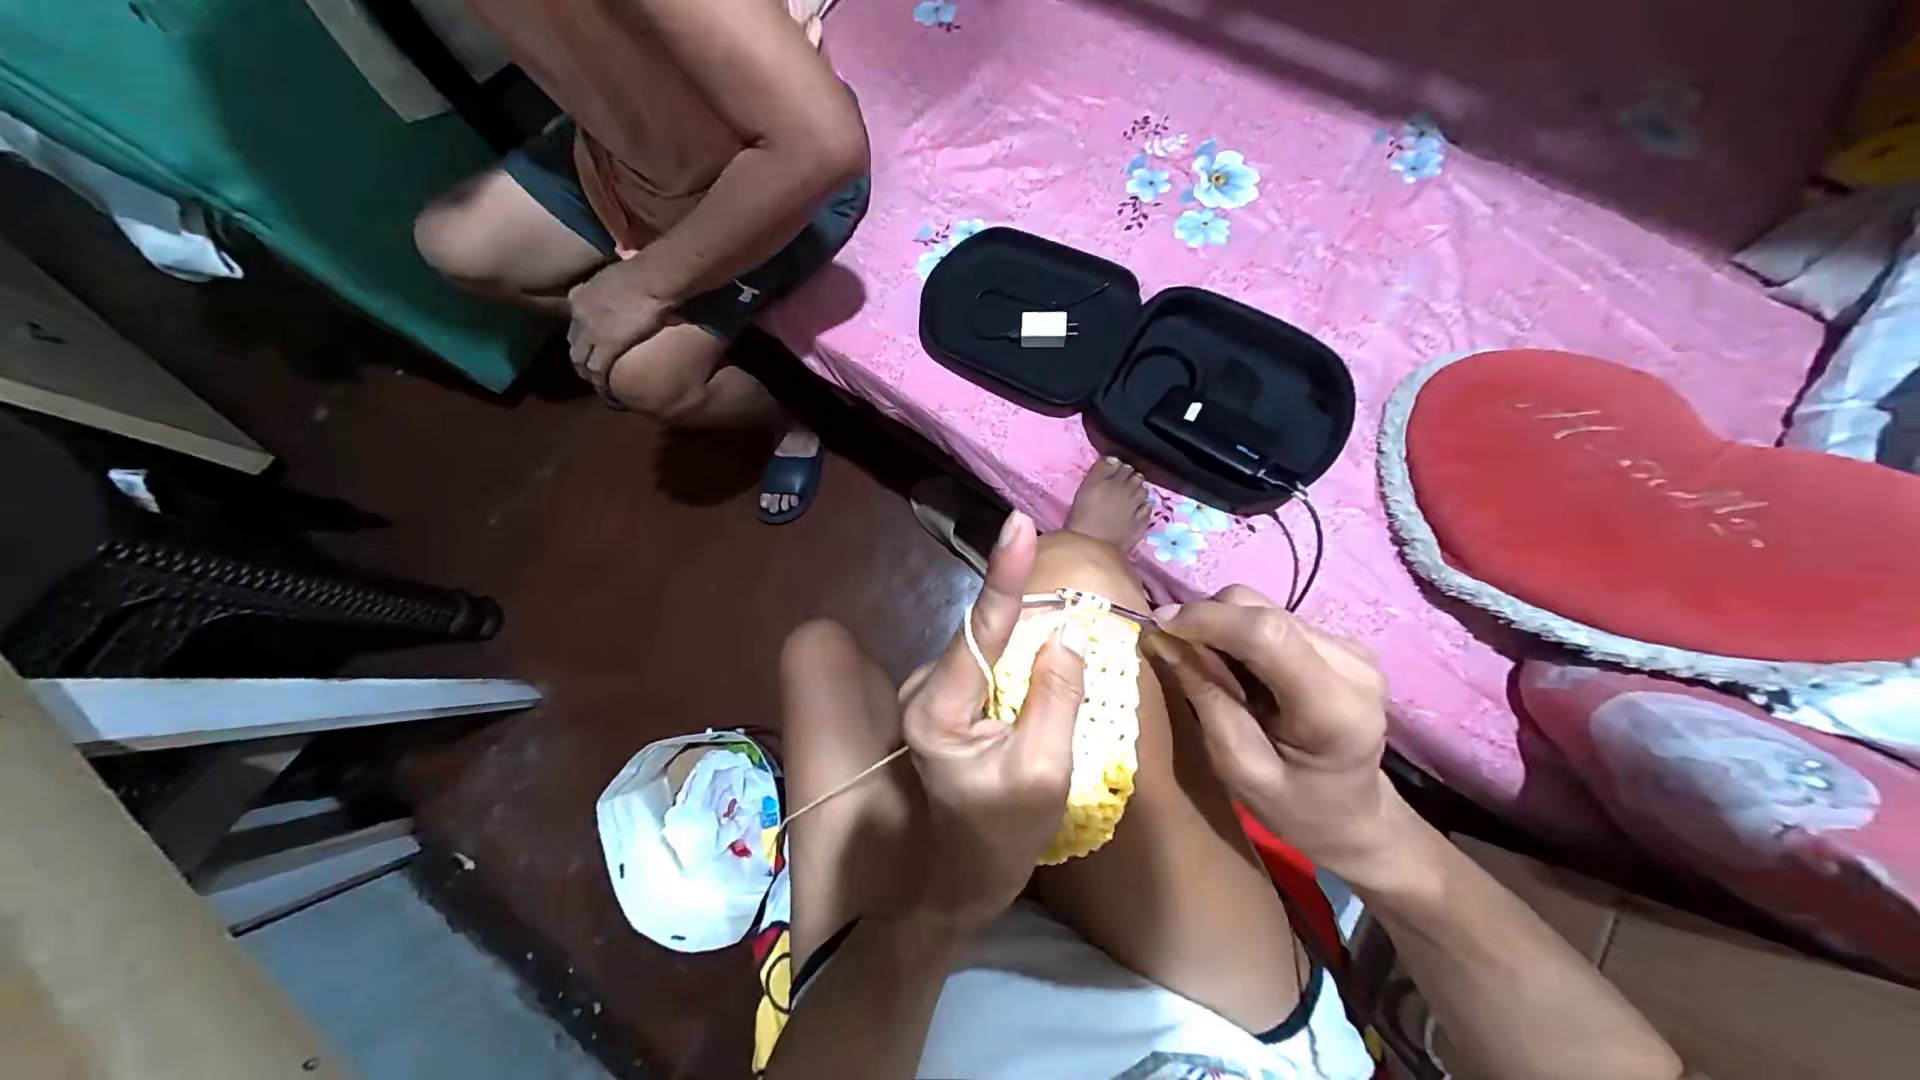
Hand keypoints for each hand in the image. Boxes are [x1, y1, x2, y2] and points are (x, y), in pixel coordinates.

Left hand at [566, 260, 673, 396]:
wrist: (651, 278)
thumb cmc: (644, 271)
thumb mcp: (619, 275)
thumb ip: (617, 286)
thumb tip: (630, 293)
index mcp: (581, 295)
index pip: (575, 321)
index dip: (582, 336)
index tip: (591, 345)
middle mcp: (579, 314)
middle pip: (573, 341)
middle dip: (580, 357)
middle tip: (591, 369)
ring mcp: (591, 331)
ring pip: (580, 359)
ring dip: (587, 373)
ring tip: (598, 384)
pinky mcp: (608, 346)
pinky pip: (598, 369)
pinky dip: (600, 382)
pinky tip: (606, 390)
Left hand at [899, 511, 1085, 930]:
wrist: (962, 877)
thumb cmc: (1002, 836)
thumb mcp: (1043, 773)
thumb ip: (1056, 699)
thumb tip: (1070, 633)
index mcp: (938, 709)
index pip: (978, 630)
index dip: (1003, 575)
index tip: (1019, 523)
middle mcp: (926, 689)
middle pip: (986, 631)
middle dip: (1029, 604)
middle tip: (1074, 594)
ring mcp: (934, 691)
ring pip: (989, 643)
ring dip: (1028, 631)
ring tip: (1064, 640)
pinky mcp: (949, 697)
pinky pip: (990, 659)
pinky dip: (1020, 652)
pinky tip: (1045, 658)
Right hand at [1150, 586, 1413, 888]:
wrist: (1353, 814)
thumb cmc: (1294, 807)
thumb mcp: (1238, 767)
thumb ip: (1206, 698)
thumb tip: (1163, 638)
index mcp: (1334, 708)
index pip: (1267, 635)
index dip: (1207, 619)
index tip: (1158, 625)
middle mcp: (1351, 664)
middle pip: (1260, 610)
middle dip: (1208, 623)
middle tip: (1181, 658)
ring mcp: (1349, 647)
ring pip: (1260, 606)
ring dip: (1221, 628)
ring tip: (1216, 672)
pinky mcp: (1339, 640)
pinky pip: (1270, 616)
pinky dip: (1238, 633)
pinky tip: (1240, 670)